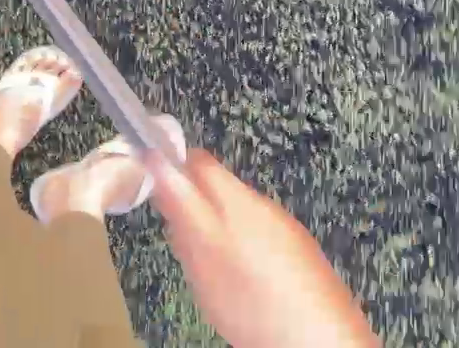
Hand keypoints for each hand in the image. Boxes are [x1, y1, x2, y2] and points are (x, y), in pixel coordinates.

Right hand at [148, 149, 378, 347]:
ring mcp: (288, 233)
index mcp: (238, 198)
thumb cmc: (254, 300)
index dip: (171, 168)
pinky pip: (259, 243)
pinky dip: (243, 256)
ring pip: (237, 219)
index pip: (197, 159)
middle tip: (184, 248)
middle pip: (217, 190)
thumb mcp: (203, 251)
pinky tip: (244, 288)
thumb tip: (156, 158)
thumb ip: (179, 204)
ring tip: (212, 273)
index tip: (156, 194)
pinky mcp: (303, 262)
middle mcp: (265, 206)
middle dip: (193, 210)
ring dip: (216, 235)